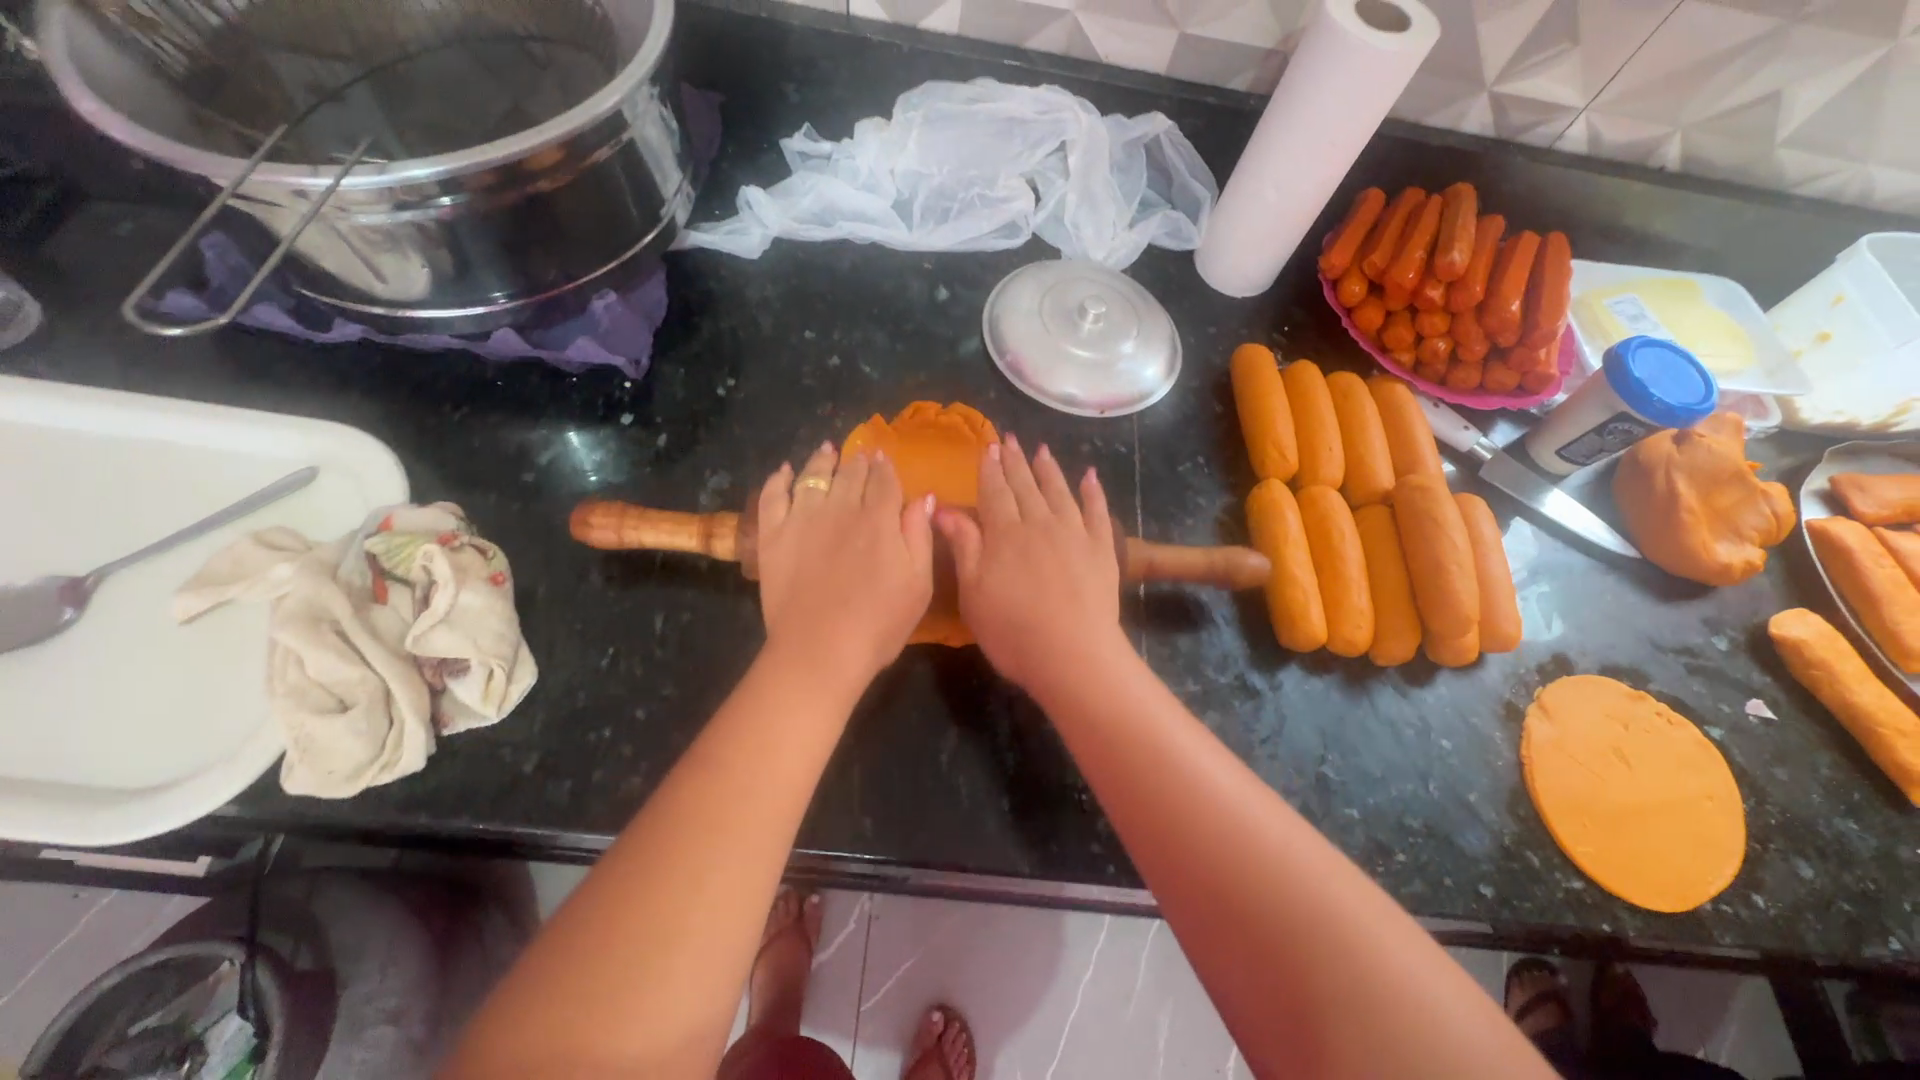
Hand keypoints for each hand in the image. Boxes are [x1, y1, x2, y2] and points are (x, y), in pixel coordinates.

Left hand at [757, 443, 934, 684]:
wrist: (820, 649)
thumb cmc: (879, 624)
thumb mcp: (918, 584)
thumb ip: (920, 536)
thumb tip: (922, 497)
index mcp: (879, 519)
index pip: (884, 481)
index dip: (885, 467)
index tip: (884, 458)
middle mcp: (840, 509)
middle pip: (850, 474)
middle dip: (858, 461)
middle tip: (861, 454)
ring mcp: (802, 519)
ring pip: (813, 476)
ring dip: (822, 460)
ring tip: (827, 450)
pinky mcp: (772, 536)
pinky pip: (773, 497)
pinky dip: (778, 480)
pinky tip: (784, 472)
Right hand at [936, 435, 1130, 697]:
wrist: (1072, 654)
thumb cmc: (1011, 630)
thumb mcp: (972, 592)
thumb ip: (963, 546)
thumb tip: (943, 508)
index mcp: (1004, 533)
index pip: (993, 492)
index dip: (989, 469)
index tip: (987, 448)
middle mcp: (1039, 523)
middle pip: (1025, 486)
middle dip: (1015, 462)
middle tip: (1010, 439)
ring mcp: (1074, 533)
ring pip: (1059, 491)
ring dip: (1048, 469)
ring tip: (1041, 450)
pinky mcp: (1102, 549)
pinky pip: (1096, 511)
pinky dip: (1092, 491)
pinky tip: (1089, 476)